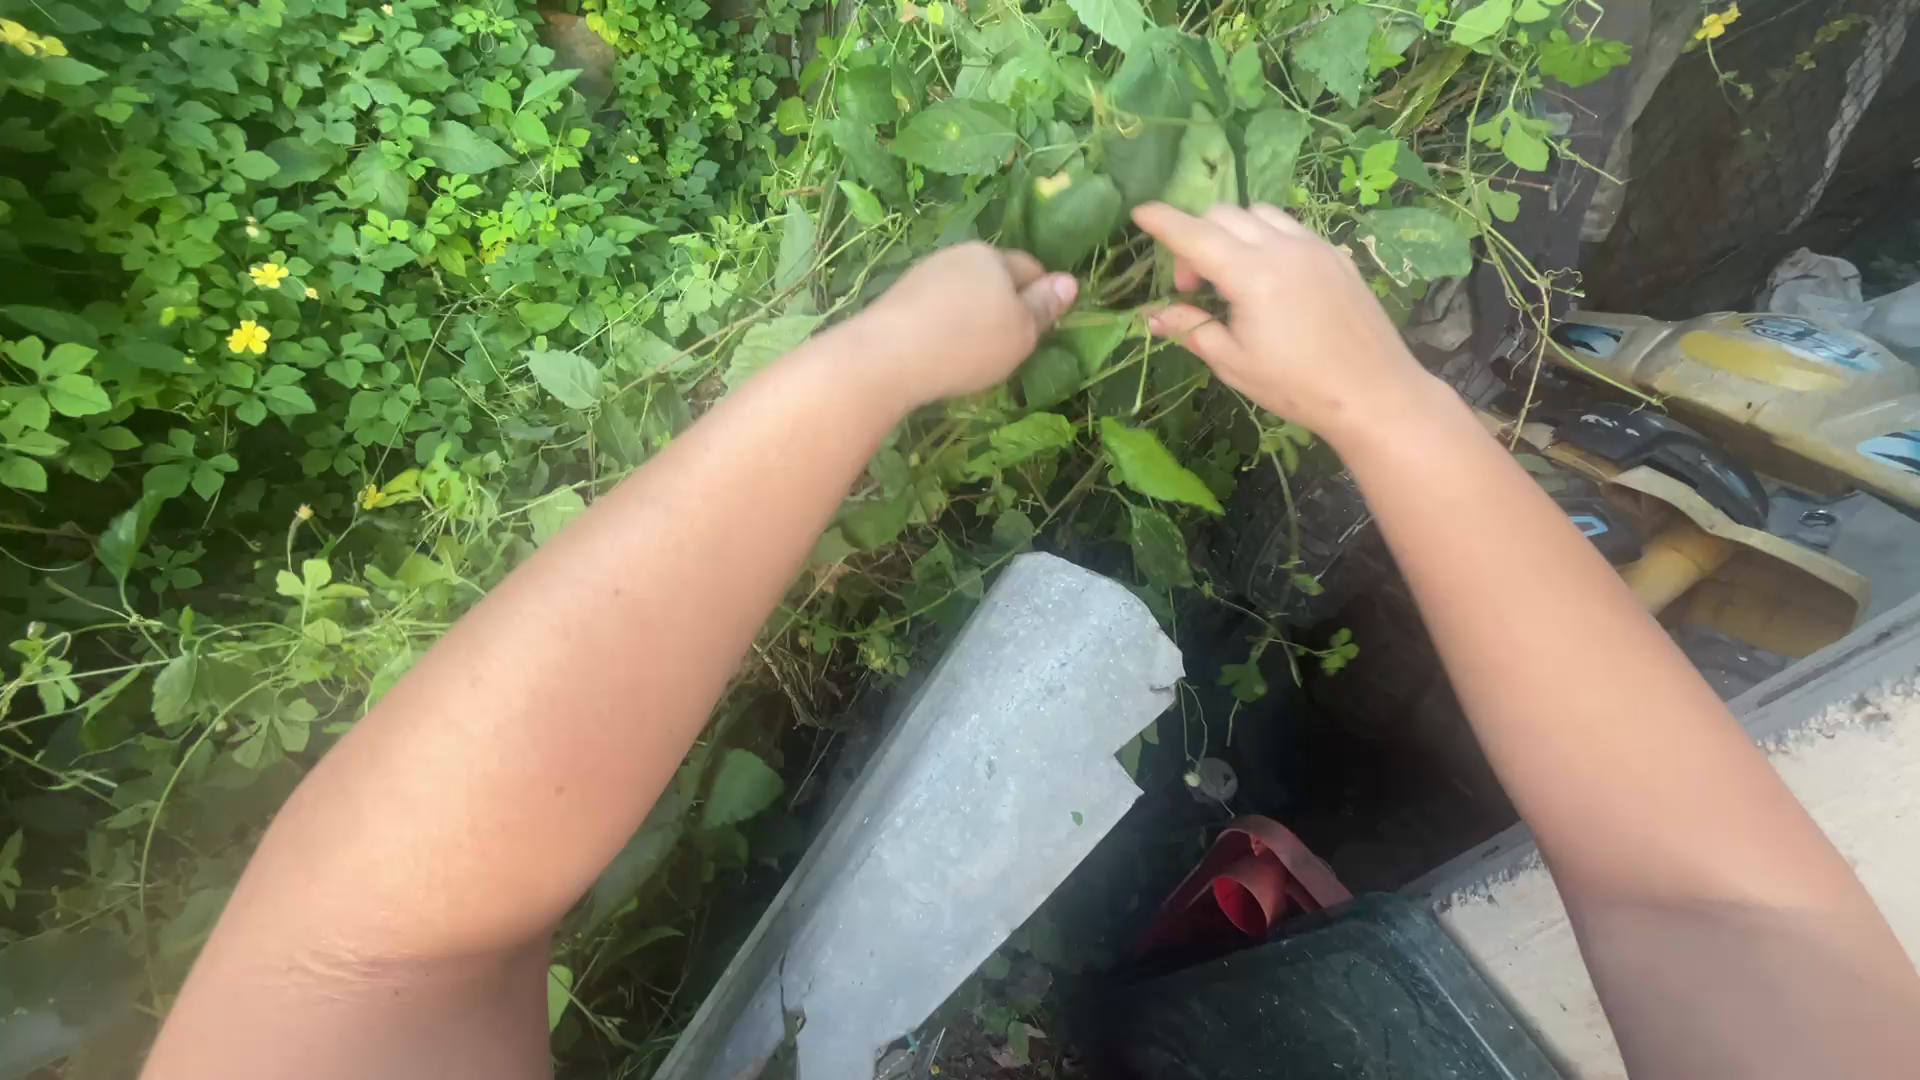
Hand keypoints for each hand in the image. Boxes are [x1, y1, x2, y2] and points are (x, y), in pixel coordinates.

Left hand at [856, 242, 1077, 406]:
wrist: (889, 357)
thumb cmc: (970, 343)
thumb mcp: (1021, 332)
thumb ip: (1044, 307)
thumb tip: (1069, 281)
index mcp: (993, 256)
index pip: (1030, 268)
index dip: (1041, 296)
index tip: (1040, 329)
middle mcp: (957, 256)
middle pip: (992, 278)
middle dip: (1004, 305)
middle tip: (1008, 345)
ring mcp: (923, 276)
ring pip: (962, 294)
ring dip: (972, 317)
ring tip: (971, 355)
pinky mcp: (897, 300)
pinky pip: (934, 311)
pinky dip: (944, 329)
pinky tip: (941, 355)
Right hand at [1131, 202, 1440, 445]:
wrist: (1372, 392)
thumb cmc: (1294, 385)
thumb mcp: (1232, 362)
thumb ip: (1191, 328)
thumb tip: (1152, 315)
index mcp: (1252, 275)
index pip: (1194, 235)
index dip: (1163, 221)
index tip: (1139, 213)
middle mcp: (1282, 248)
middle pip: (1224, 214)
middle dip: (1195, 239)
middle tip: (1192, 288)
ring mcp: (1313, 246)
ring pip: (1258, 214)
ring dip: (1230, 233)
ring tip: (1228, 279)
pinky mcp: (1334, 254)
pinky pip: (1288, 227)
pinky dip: (1262, 238)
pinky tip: (1265, 279)